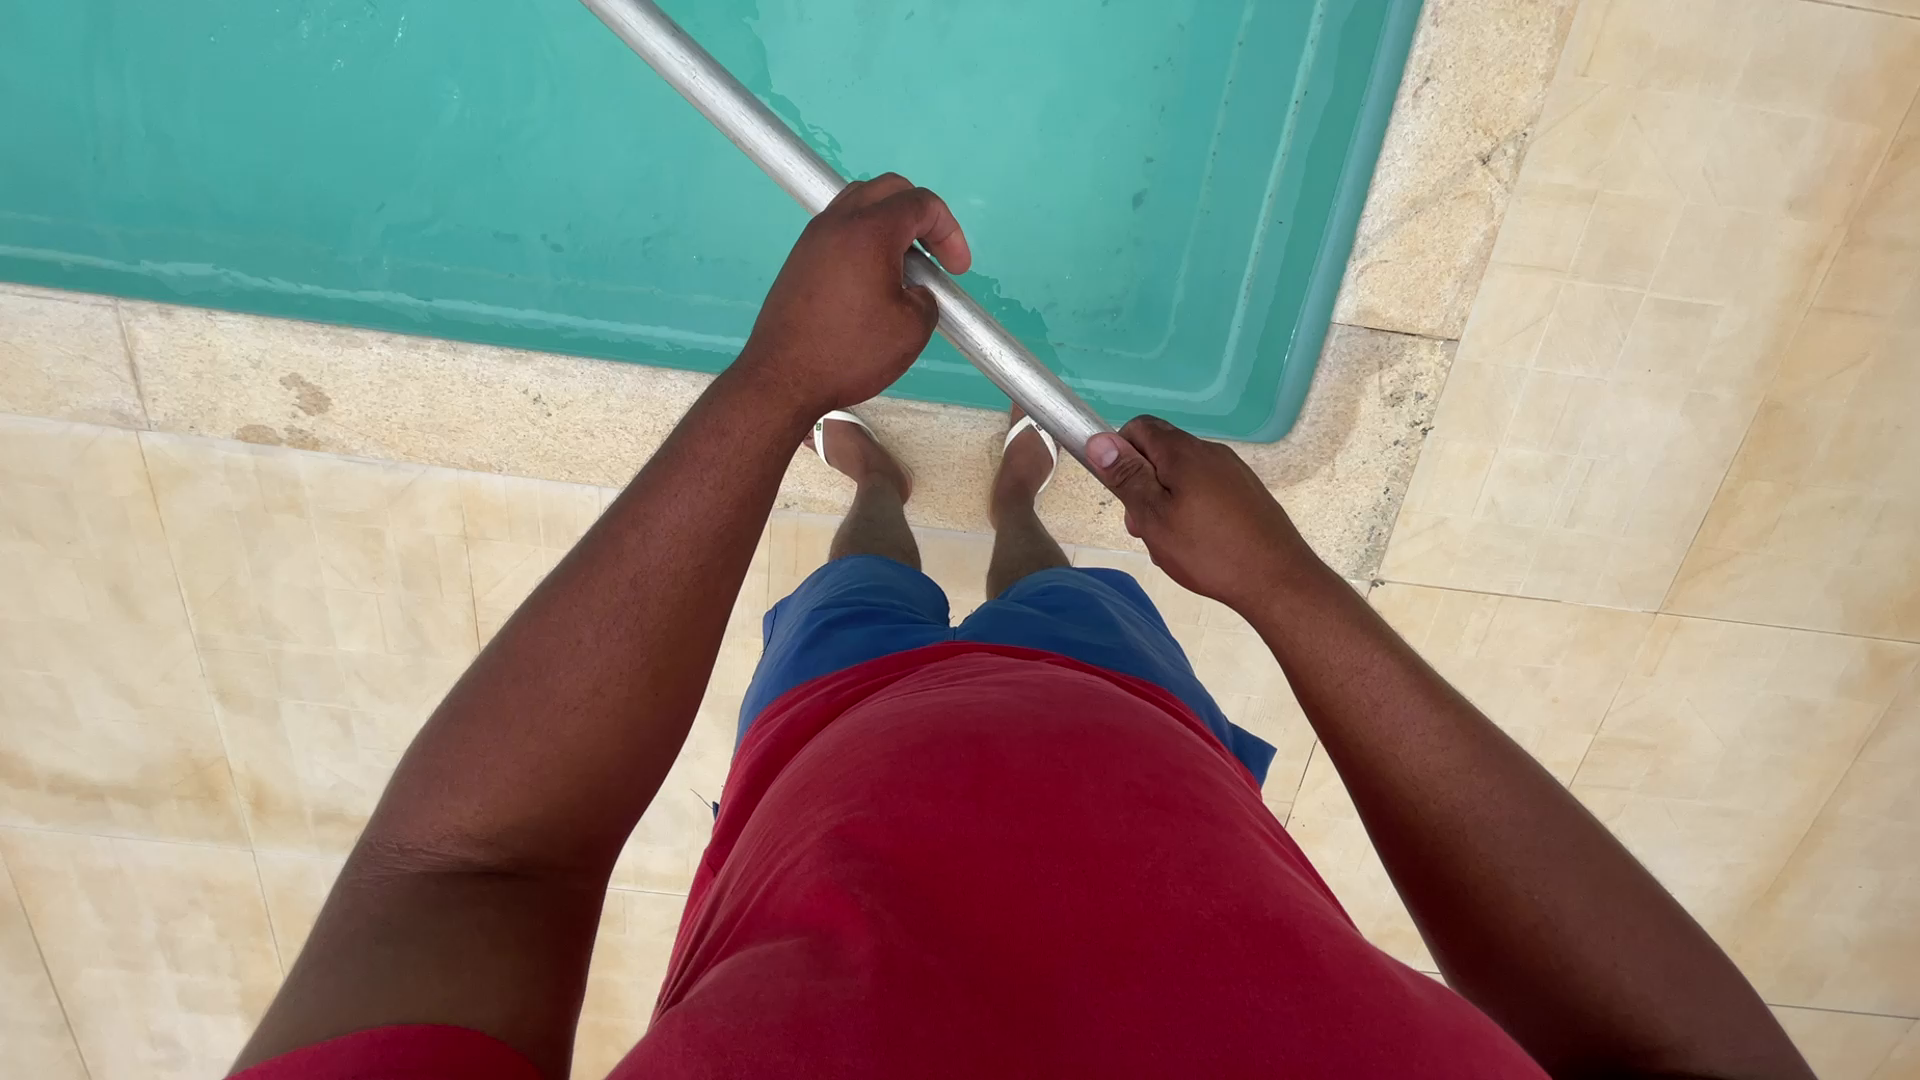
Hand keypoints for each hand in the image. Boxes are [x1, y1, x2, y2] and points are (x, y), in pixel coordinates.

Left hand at [734, 173, 971, 417]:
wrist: (783, 378)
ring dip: (890, 225)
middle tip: (935, 256)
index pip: (921, 203)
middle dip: (921, 217)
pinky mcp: (799, 260)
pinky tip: (873, 283)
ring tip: (904, 267)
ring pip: (860, 205)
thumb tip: (915, 291)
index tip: (957, 269)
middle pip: (889, 190)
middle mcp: (838, 222)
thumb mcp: (912, 330)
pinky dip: (865, 242)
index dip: (950, 232)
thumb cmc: (849, 353)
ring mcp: (813, 238)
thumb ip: (927, 299)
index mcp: (870, 231)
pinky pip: (840, 231)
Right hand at [1086, 417, 1327, 611]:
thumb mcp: (1154, 516)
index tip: (1121, 491)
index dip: (1120, 453)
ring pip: (1182, 476)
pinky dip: (1190, 510)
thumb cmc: (1207, 551)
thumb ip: (1126, 477)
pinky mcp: (1247, 493)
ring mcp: (1233, 472)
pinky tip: (1196, 545)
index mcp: (1184, 452)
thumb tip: (1098, 440)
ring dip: (1164, 502)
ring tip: (1169, 543)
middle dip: (1141, 484)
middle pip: (1161, 453)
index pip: (1139, 427)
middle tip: (1142, 527)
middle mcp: (1210, 452)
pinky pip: (1205, 491)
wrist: (1277, 580)